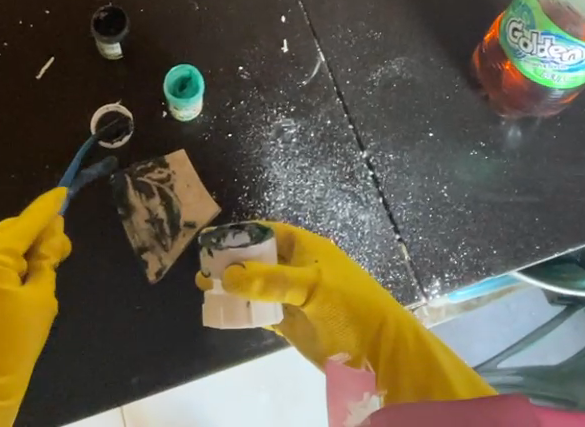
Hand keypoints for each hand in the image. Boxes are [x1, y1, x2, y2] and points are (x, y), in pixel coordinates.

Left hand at [0, 189, 71, 426]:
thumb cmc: (17, 341)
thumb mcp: (42, 297)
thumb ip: (47, 260)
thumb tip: (53, 233)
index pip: (26, 224)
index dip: (47, 208)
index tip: (63, 190)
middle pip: (12, 230)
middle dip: (38, 230)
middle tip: (63, 242)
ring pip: (2, 243)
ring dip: (26, 243)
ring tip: (51, 255)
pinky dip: (13, 256)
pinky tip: (31, 267)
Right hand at [197, 221, 492, 405]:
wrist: (381, 352)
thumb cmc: (350, 306)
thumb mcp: (312, 286)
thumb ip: (270, 281)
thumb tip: (228, 275)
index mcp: (304, 247)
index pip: (266, 232)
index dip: (240, 235)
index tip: (212, 241)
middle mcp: (295, 267)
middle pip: (256, 259)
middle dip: (231, 262)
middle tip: (202, 266)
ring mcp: (291, 295)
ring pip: (255, 286)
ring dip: (232, 287)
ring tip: (204, 287)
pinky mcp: (290, 322)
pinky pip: (260, 312)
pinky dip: (242, 311)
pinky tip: (222, 311)